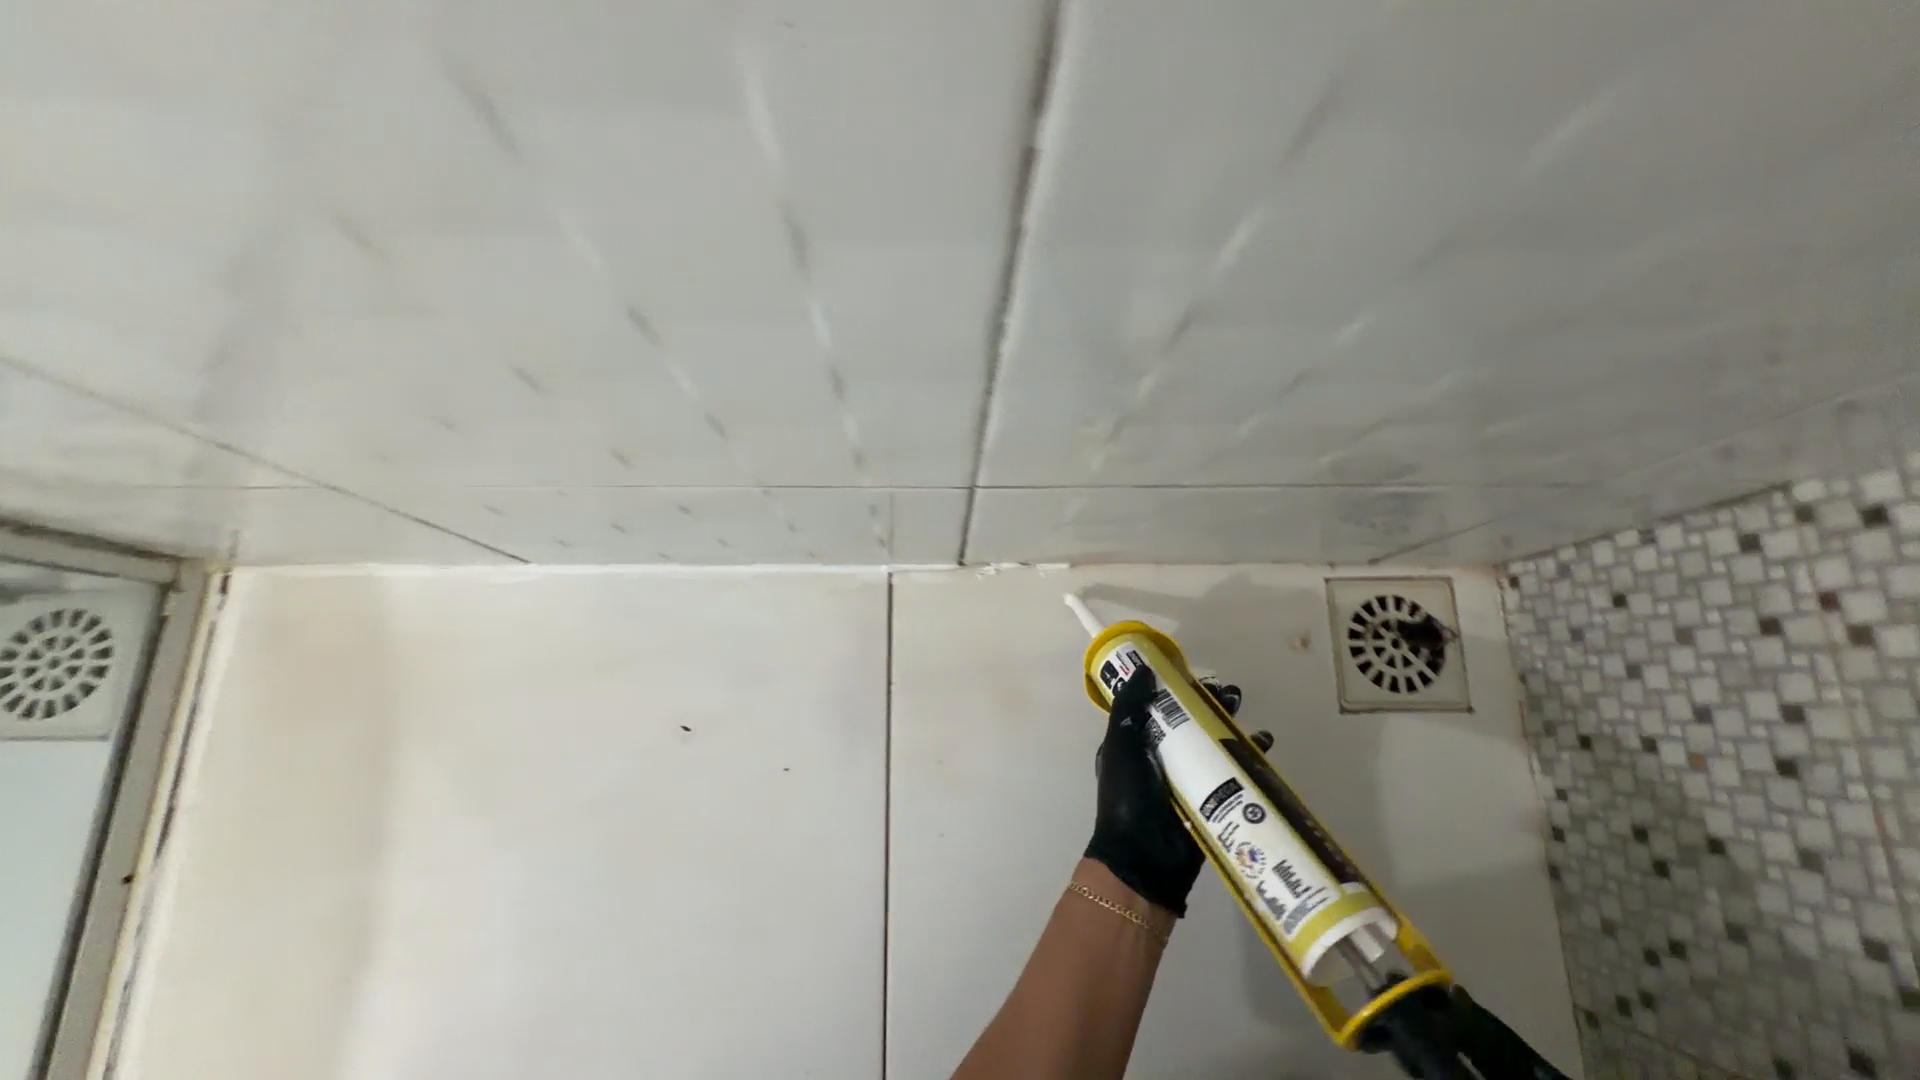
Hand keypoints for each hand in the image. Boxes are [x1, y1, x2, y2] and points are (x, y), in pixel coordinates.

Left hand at [1084, 668, 1238, 917]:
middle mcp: (1163, 760)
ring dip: (1232, 730)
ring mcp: (1189, 782)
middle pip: (1191, 725)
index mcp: (1137, 746)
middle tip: (1231, 695)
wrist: (1142, 861)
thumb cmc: (1126, 800)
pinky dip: (1248, 759)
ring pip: (1214, 747)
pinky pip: (1233, 775)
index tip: (1197, 677)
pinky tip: (1263, 746)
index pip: (1160, 710)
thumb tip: (1144, 670)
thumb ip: (1129, 710)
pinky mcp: (1212, 803)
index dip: (1178, 692)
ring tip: (1247, 718)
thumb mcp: (1119, 749)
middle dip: (1211, 708)